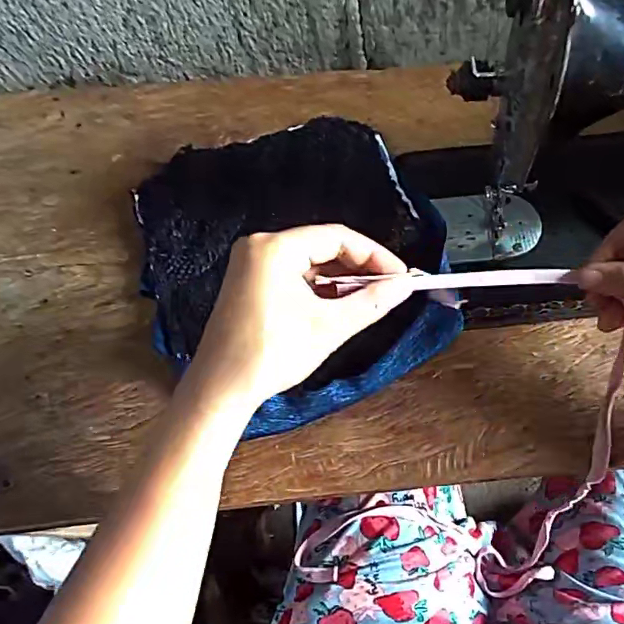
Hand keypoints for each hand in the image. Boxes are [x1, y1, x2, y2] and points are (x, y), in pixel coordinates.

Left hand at [184, 225, 414, 410]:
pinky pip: (294, 274)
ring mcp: (252, 265)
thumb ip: (371, 302)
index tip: (399, 274)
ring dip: (341, 279)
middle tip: (389, 287)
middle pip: (324, 245)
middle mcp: (260, 248)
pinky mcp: (250, 282)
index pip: (338, 237)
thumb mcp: (329, 327)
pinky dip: (319, 287)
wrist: (222, 387)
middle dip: (360, 268)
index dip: (375, 255)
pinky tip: (340, 304)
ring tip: (369, 299)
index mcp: (274, 249)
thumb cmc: (265, 356)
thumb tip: (401, 287)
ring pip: (310, 261)